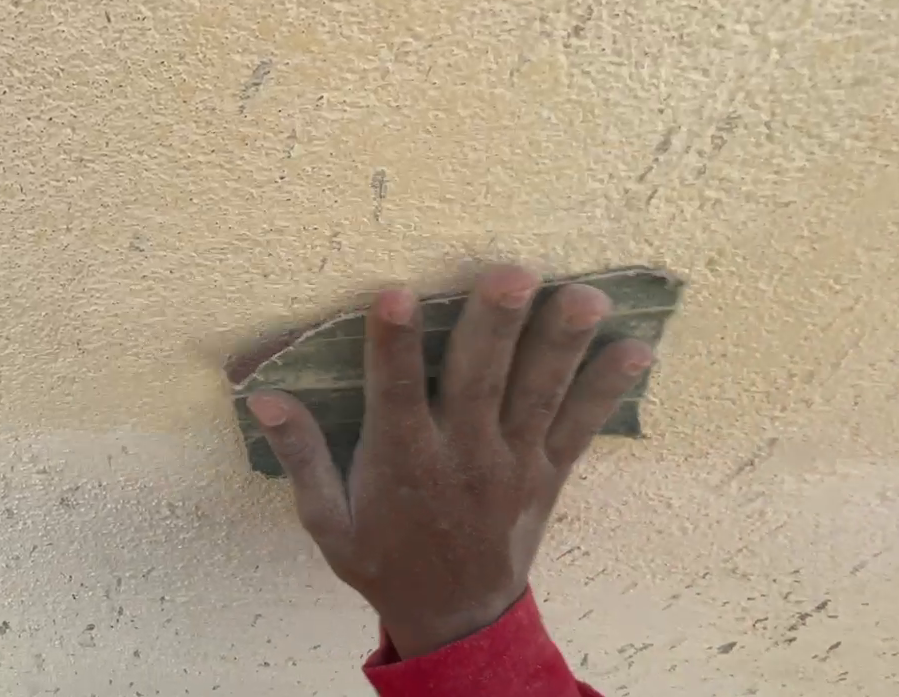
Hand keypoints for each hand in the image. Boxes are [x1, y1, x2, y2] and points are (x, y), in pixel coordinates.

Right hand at [246, 266, 652, 657]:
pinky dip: (607, 389)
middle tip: (514, 274)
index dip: (392, 343)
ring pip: (537, 395)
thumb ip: (300, 457)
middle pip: (478, 381)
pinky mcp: (546, 475)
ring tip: (586, 296)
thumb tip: (262, 398)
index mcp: (403, 462)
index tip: (394, 293)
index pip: (395, 392)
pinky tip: (635, 349)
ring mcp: (512, 464)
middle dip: (495, 325)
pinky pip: (579, 427)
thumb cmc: (380, 560)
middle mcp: (463, 455)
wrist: (459, 624)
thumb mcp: (325, 521)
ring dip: (562, 344)